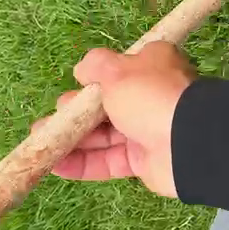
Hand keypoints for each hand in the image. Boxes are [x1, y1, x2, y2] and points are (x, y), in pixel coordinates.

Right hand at [32, 40, 195, 196]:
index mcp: (153, 67)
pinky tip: (56, 163)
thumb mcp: (118, 70)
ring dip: (72, 138)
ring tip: (41, 140)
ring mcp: (146, 130)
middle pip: (108, 104)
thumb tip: (83, 69)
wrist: (187, 141)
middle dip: (77, 111)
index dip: (97, 78)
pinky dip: (82, 163)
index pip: (122, 69)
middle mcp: (150, 96)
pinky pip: (108, 161)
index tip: (76, 84)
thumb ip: (97, 66)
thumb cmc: (151, 95)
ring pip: (104, 134)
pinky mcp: (142, 161)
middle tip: (52, 119)